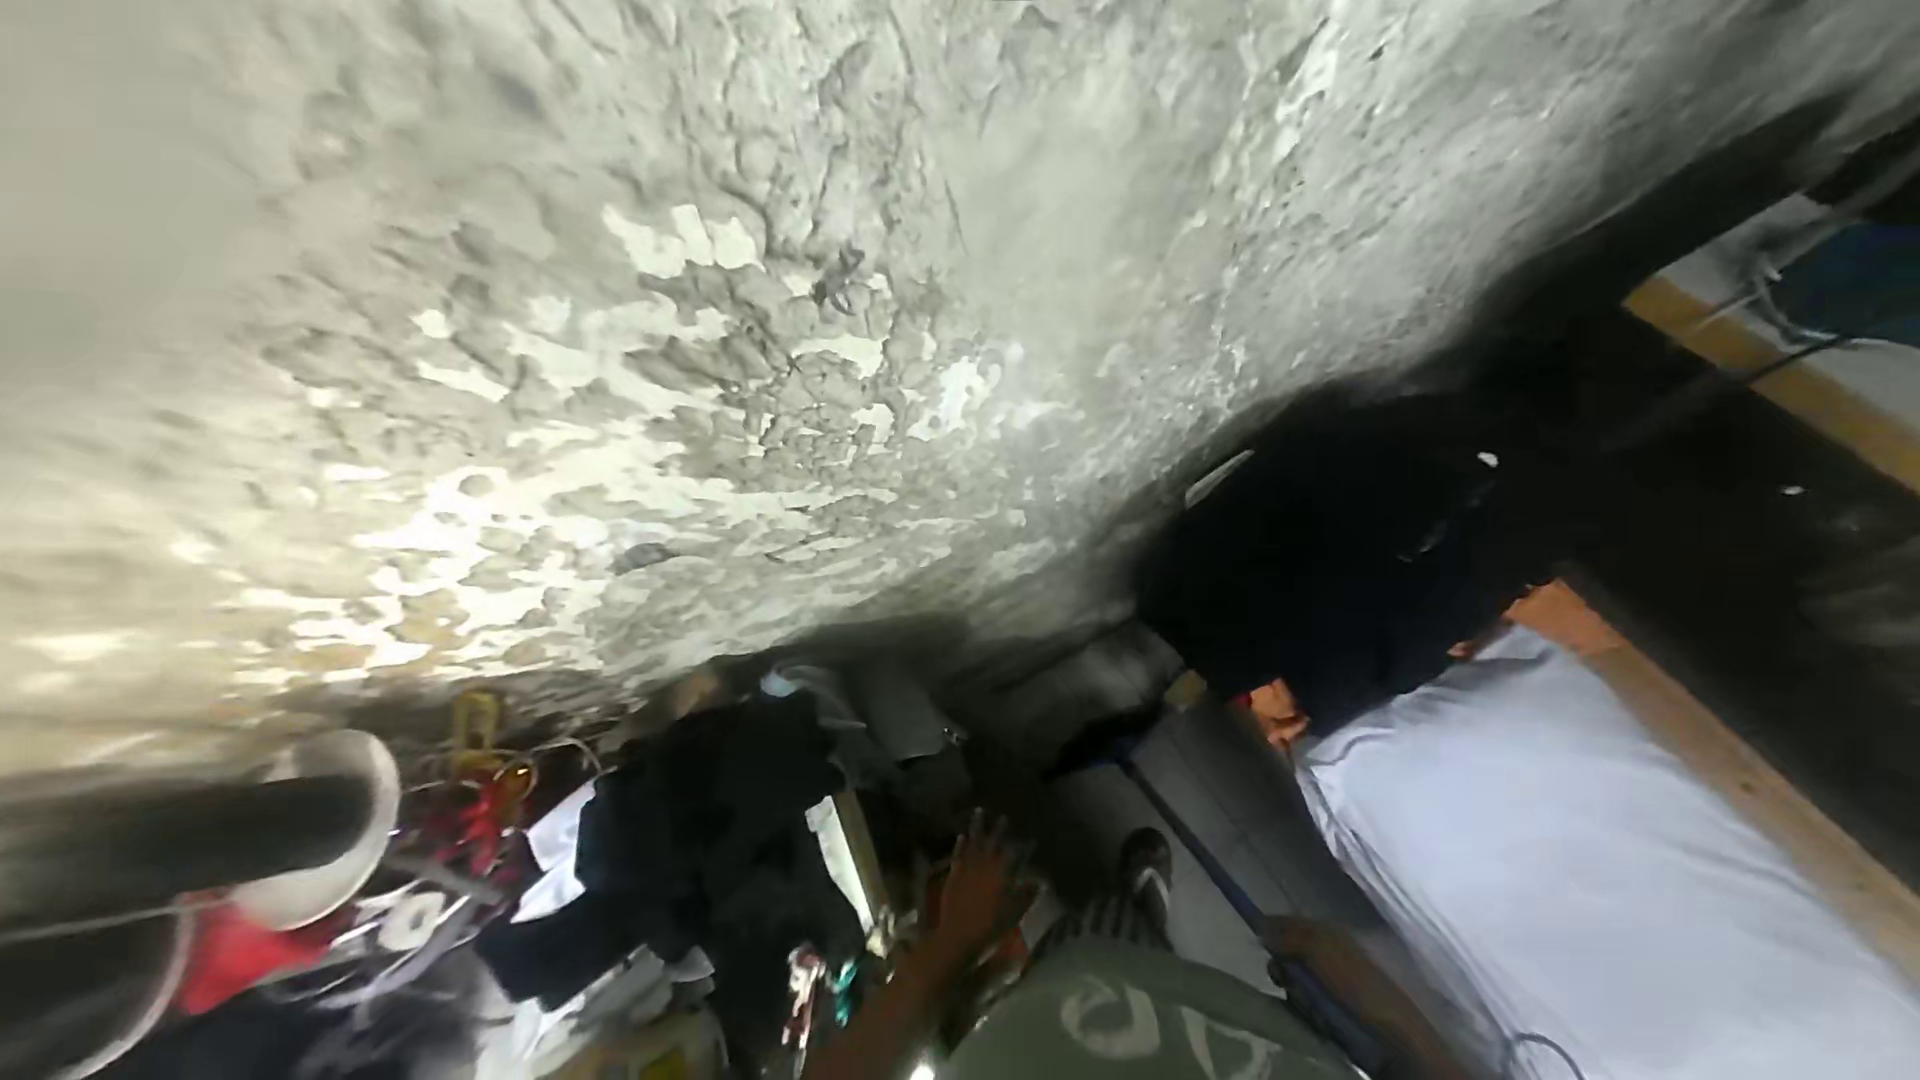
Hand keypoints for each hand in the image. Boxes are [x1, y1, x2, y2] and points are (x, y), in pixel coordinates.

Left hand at [933, 811, 1035, 962]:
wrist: (959, 936)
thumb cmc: (991, 927)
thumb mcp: (1015, 913)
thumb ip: (1027, 895)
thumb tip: (1040, 882)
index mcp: (1002, 872)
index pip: (1016, 854)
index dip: (1024, 846)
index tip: (1031, 839)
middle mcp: (985, 863)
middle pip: (994, 841)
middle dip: (1000, 828)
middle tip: (1005, 817)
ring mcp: (968, 866)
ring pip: (974, 840)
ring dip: (977, 825)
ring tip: (979, 810)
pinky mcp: (954, 873)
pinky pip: (958, 853)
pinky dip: (960, 843)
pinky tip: (962, 835)